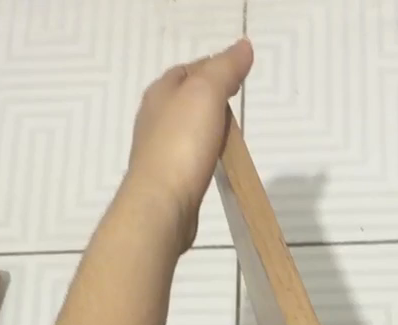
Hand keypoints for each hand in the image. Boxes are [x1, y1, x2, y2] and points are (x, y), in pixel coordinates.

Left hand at [123, 39, 253, 247]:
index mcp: (160, 93)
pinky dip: (201, 156)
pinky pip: (187, 159)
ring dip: (205, 131)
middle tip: (236, 109)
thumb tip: (244, 46)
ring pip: (186, 132)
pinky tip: (213, 165)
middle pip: (185, 101)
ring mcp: (158, 152)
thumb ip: (225, 69)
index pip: (189, 70)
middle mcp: (154, 119)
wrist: (161, 205)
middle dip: (209, 101)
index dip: (214, 69)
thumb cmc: (182, 145)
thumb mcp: (206, 94)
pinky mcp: (167, 181)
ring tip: (229, 139)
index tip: (238, 78)